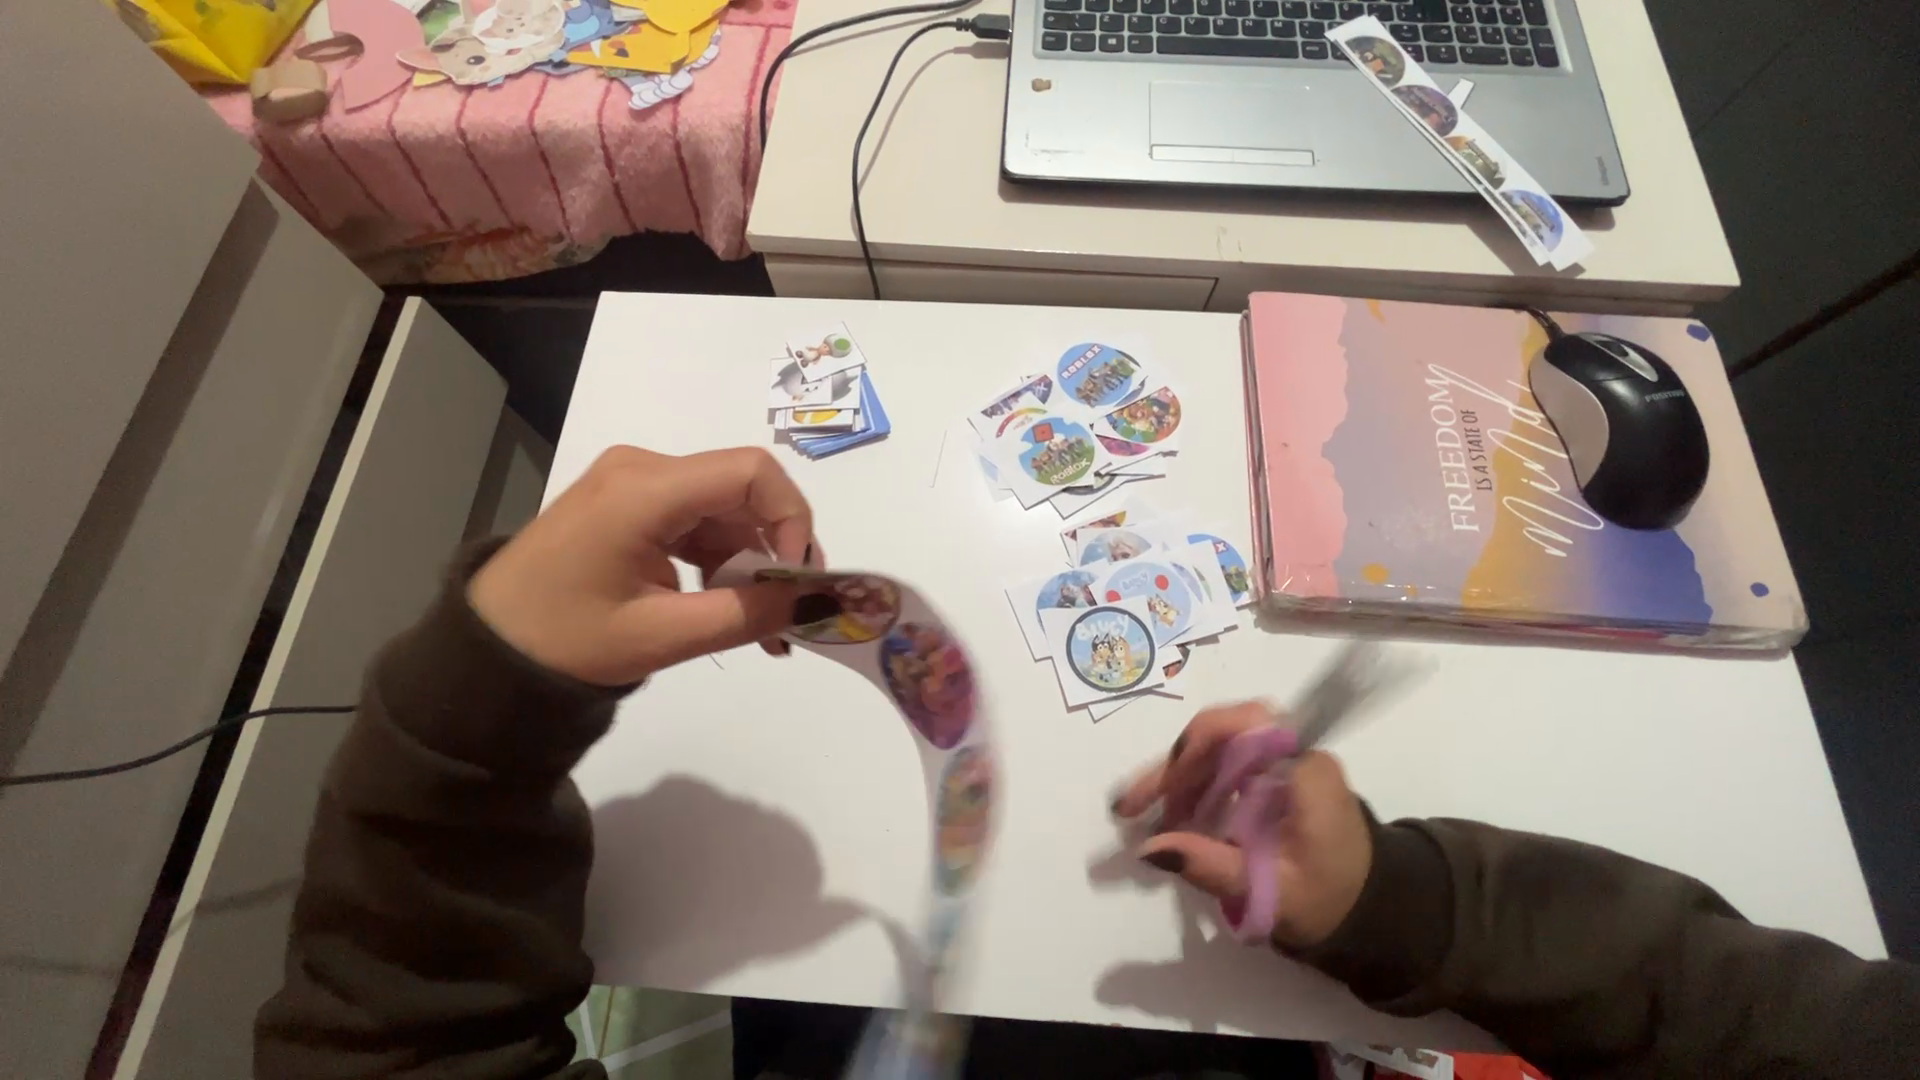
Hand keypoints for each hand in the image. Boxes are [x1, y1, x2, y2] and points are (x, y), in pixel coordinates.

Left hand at [469, 446, 818, 686]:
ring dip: (755, 562)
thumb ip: (748, 614)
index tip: (796, 578)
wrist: (486, 651)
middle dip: (778, 548)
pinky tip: (734, 606)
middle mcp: (645, 470)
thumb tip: (816, 602)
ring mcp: (638, 485)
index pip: (752, 472)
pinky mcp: (635, 506)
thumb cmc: (565, 641)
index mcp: (644, 489)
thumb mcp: (664, 635)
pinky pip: (702, 522)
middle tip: (794, 609)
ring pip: (728, 510)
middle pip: (743, 490)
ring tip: (766, 624)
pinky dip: (726, 561)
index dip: (790, 518)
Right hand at [1111, 703, 1372, 949]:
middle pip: (1222, 733)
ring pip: (1217, 745)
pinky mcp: (1270, 773)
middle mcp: (1294, 751)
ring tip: (1149, 815)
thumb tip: (1147, 847)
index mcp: (1305, 770)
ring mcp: (1281, 759)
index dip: (1198, 744)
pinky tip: (1174, 814)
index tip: (1167, 786)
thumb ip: (1211, 866)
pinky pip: (1223, 761)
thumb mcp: (1270, 892)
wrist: (1373, 909)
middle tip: (1134, 805)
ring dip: (1178, 775)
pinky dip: (1194, 782)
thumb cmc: (1330, 900)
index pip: (1246, 724)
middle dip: (1175, 766)